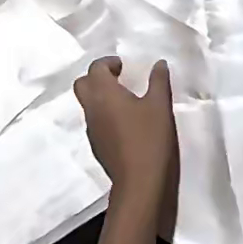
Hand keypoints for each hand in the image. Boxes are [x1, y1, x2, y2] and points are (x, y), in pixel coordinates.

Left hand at [74, 57, 178, 203]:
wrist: (140, 181)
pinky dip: (104, 114)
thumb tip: (158, 63)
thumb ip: (158, 80)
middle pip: (82, 84)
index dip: (109, 62)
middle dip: (98, 77)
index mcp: (104, 94)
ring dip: (101, 96)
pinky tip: (126, 122)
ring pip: (87, 103)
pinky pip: (95, 121)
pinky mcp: (97, 145)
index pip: (95, 68)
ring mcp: (91, 129)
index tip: (125, 66)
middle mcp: (92, 108)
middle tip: (120, 78)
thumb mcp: (160, 104)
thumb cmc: (150, 137)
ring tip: (126, 100)